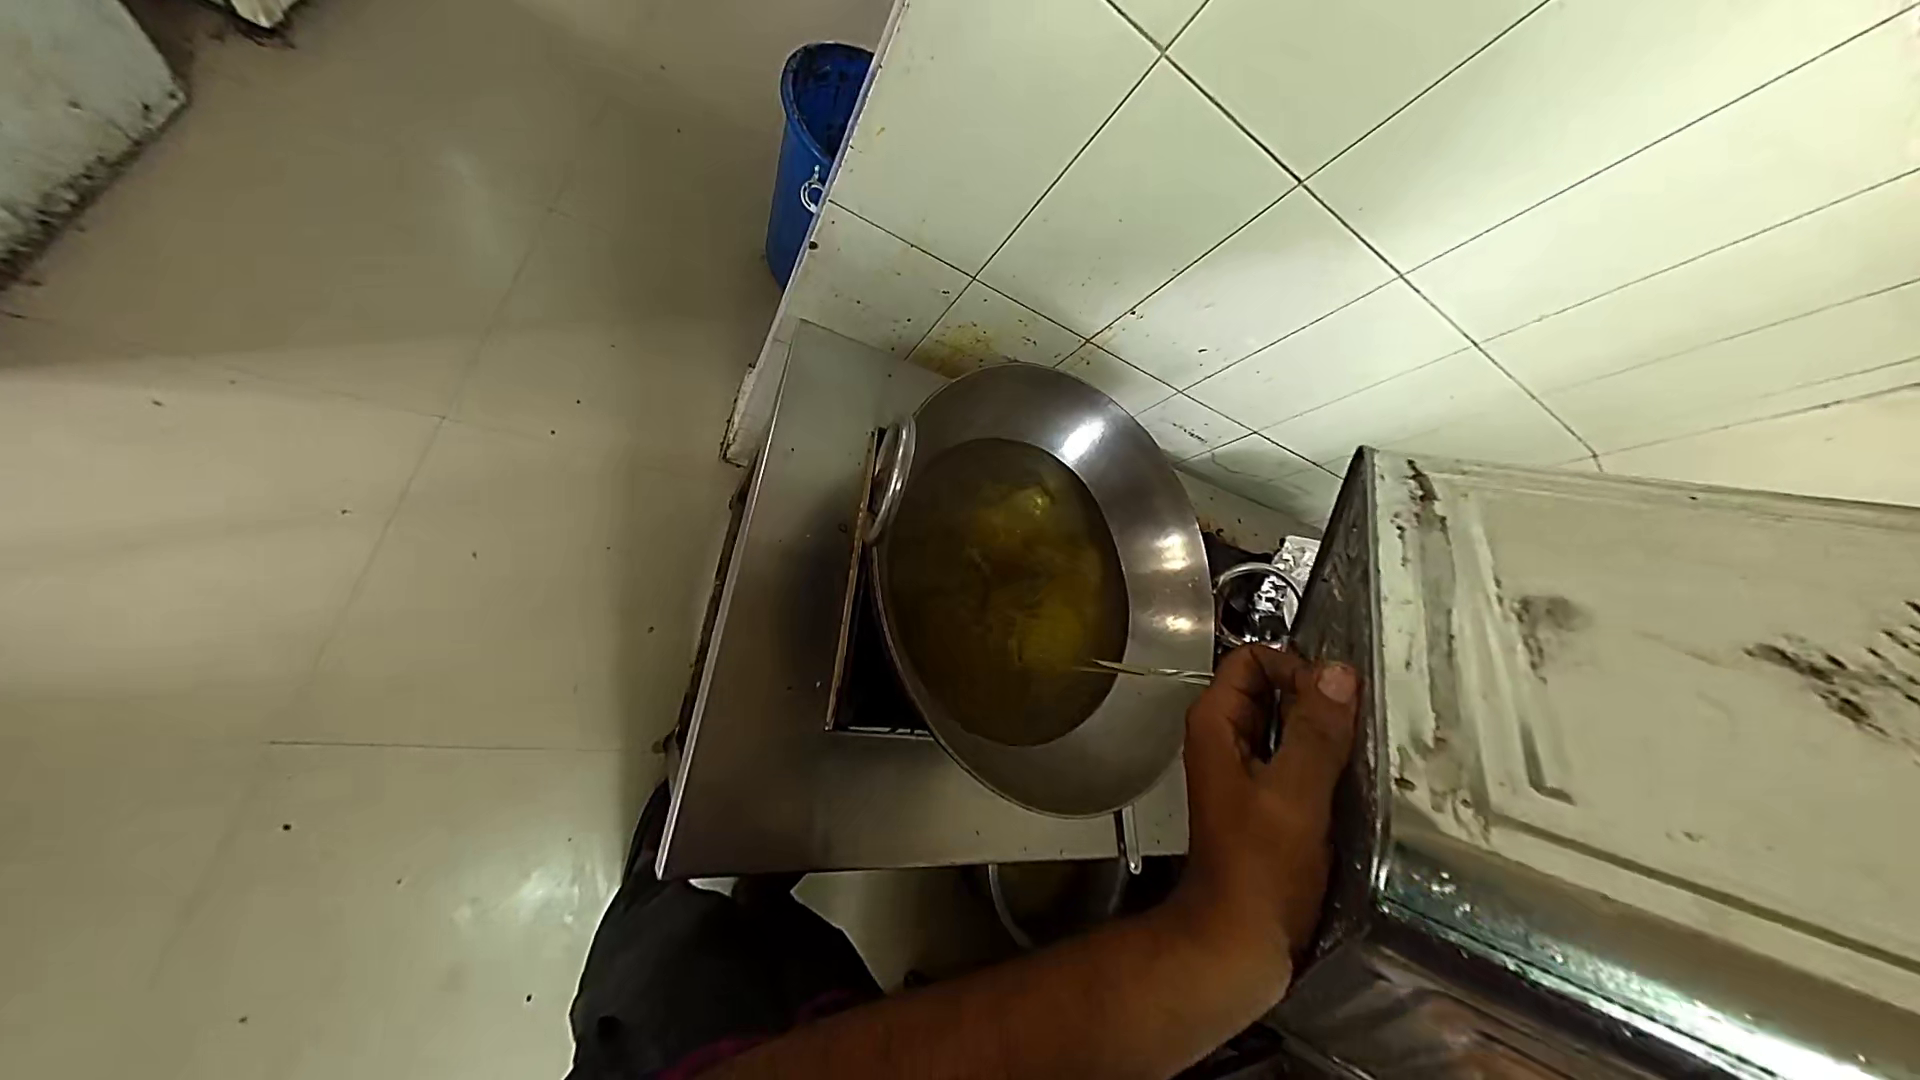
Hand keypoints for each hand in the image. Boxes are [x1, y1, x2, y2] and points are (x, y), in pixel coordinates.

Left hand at [1172, 645, 1358, 988]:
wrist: (1240, 936)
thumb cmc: (1258, 868)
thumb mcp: (1293, 794)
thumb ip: (1314, 732)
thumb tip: (1337, 673)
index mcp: (1215, 722)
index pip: (1249, 659)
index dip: (1292, 666)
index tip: (1335, 693)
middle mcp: (1223, 735)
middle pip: (1269, 687)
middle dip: (1313, 694)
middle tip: (1359, 717)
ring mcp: (1243, 765)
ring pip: (1284, 722)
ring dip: (1321, 726)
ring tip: (1362, 744)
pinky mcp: (1265, 793)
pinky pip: (1293, 754)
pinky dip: (1321, 755)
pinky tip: (1352, 773)